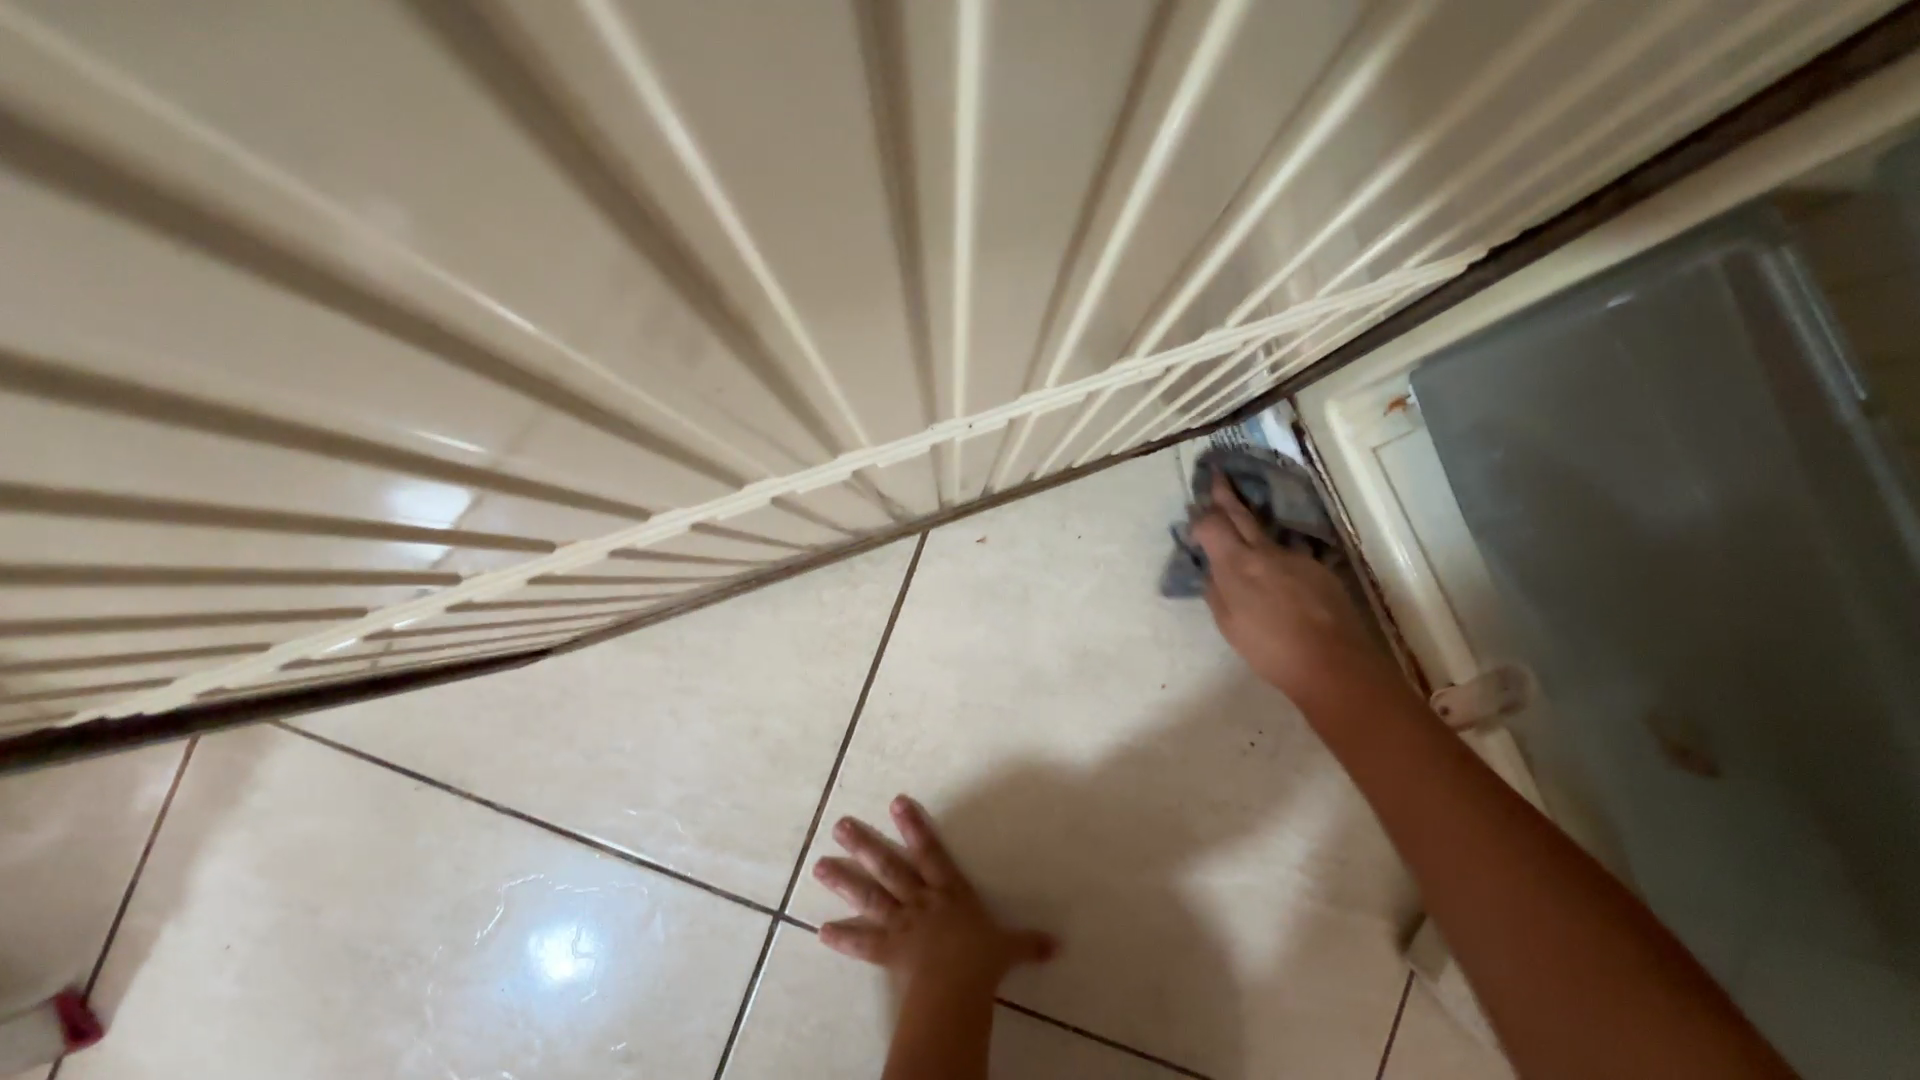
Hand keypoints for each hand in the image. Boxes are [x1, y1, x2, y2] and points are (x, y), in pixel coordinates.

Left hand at [812, 795, 1055, 986]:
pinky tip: (821, 932)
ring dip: (844, 881)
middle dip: (864, 845)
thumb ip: (1028, 942)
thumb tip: (1058, 944)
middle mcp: (921, 900)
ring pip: (869, 897)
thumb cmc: (983, 958)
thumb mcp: (1009, 947)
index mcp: (950, 892)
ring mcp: (901, 924)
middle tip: (839, 826)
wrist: (958, 983)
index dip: (914, 826)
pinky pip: (863, 944)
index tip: (896, 802)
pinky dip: (843, 940)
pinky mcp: (888, 950)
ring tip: (819, 865)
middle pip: (888, 867)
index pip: (930, 851)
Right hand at [1192, 474, 1391, 703]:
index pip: (1212, 524)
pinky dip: (1277, 561)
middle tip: (1218, 476)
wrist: (1332, 662)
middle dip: (1226, 495)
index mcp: (1237, 564)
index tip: (1194, 517)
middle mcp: (1266, 552)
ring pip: (1267, 536)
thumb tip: (1212, 573)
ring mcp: (1296, 557)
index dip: (1200, 518)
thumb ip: (1217, 592)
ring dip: (1252, 529)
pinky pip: (1289, 557)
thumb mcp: (1229, 625)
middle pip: (1241, 514)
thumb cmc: (1269, 649)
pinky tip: (1279, 580)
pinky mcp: (1319, 569)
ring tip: (1244, 533)